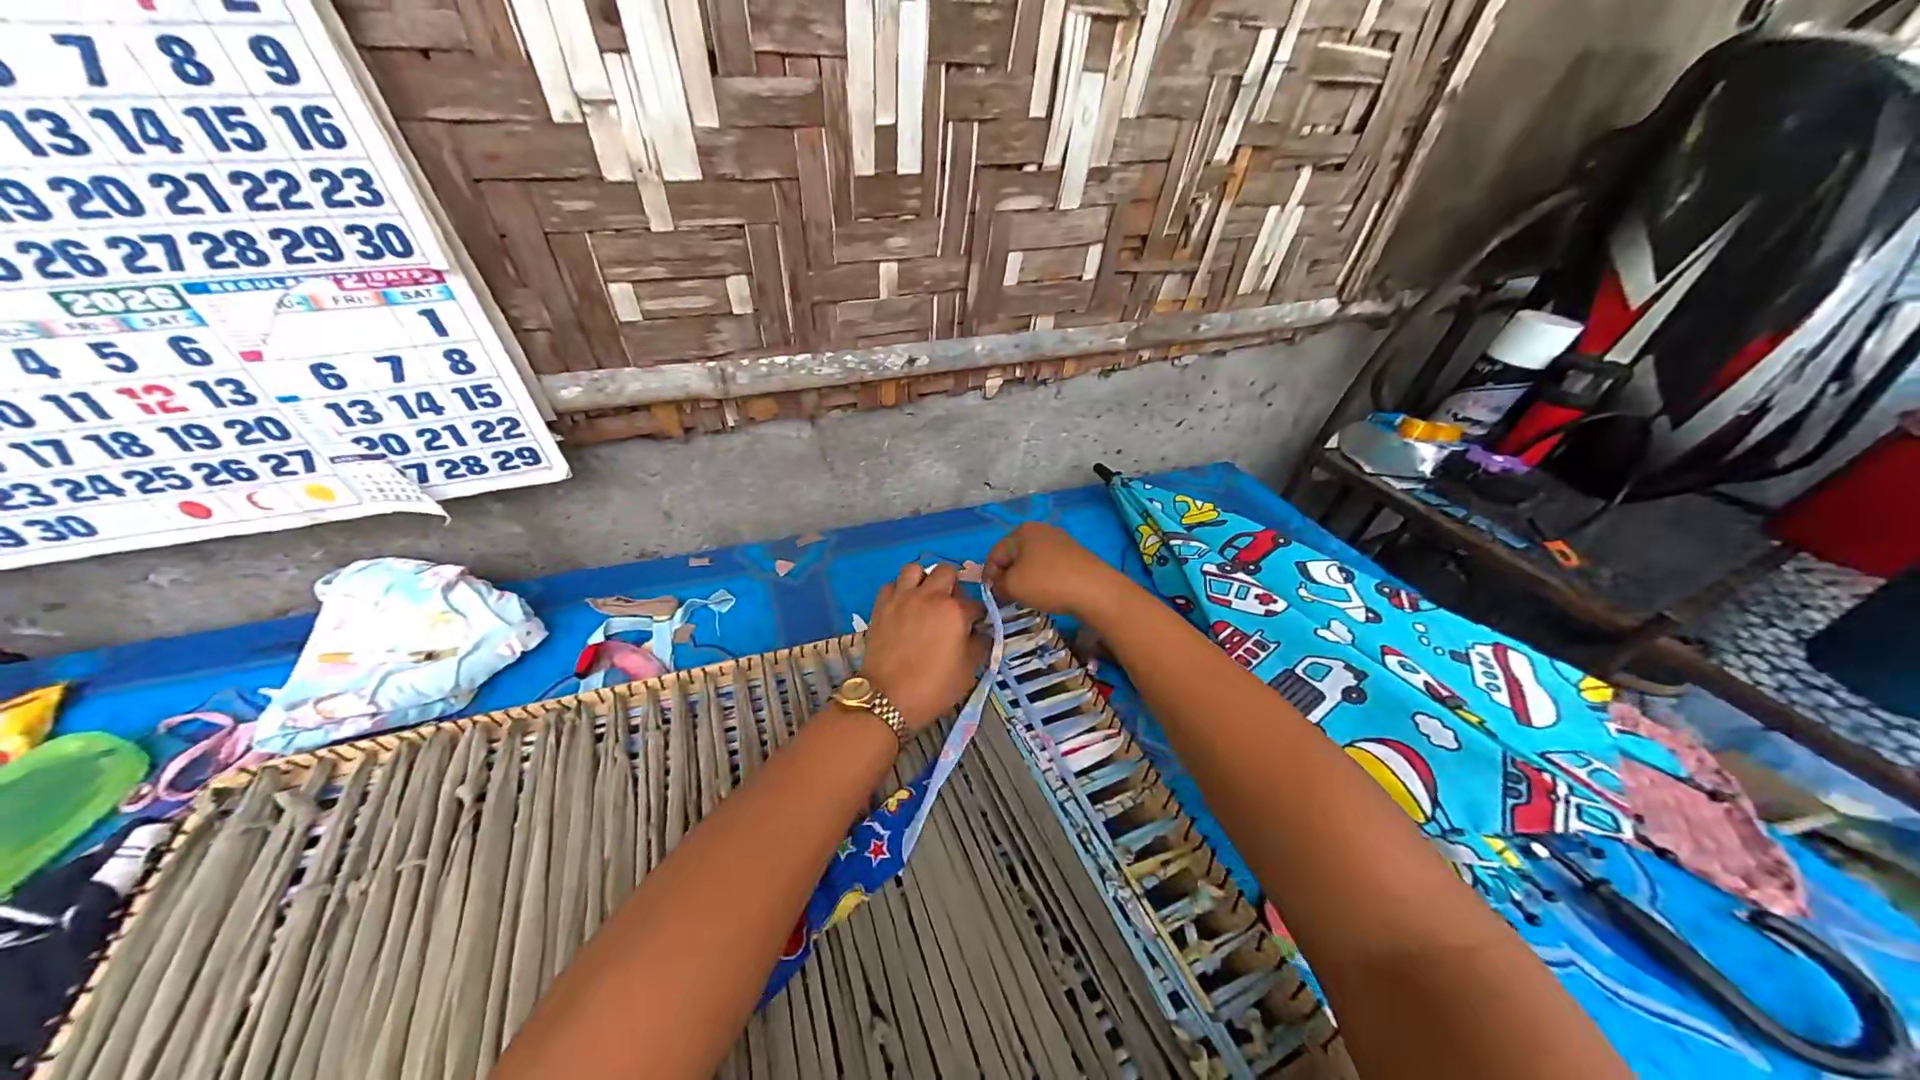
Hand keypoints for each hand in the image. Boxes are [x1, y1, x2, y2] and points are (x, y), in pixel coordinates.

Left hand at [860, 563, 987, 731]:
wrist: (887, 698)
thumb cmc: (933, 687)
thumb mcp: (968, 670)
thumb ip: (979, 644)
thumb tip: (980, 632)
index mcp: (954, 610)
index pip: (975, 603)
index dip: (978, 616)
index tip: (975, 627)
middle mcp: (929, 596)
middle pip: (947, 572)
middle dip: (953, 585)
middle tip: (951, 606)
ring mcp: (902, 597)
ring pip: (915, 569)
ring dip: (924, 579)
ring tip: (925, 597)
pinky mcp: (881, 605)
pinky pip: (892, 584)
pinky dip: (899, 590)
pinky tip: (903, 605)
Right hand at [984, 523, 1130, 621]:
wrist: (1095, 590)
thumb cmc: (1048, 583)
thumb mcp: (1012, 586)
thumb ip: (997, 586)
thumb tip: (998, 587)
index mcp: (1022, 531)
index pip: (994, 554)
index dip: (988, 576)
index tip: (990, 597)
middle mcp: (1041, 530)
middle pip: (1013, 556)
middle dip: (1007, 577)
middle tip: (1006, 598)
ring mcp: (1060, 541)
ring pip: (1031, 562)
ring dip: (1024, 580)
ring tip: (1026, 598)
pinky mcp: (1074, 554)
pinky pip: (1048, 566)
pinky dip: (1042, 579)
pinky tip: (1046, 594)